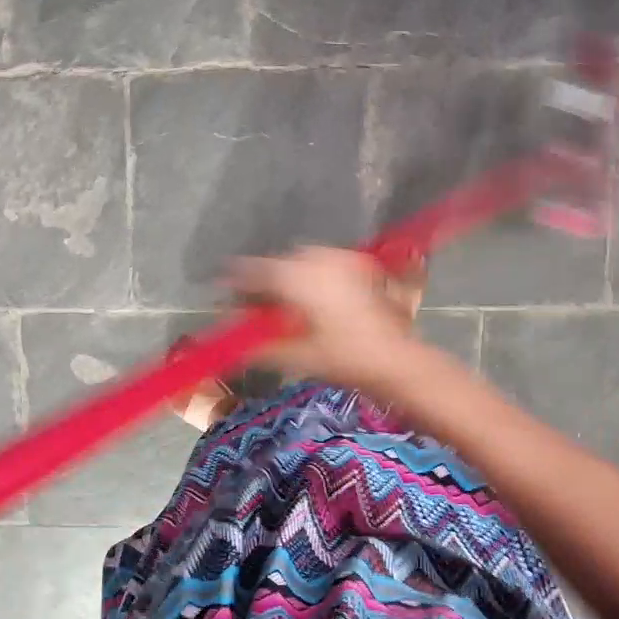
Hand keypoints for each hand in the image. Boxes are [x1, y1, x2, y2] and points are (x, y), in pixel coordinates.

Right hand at [227, 246, 427, 393]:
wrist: (395, 359)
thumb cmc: (342, 359)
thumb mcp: (292, 356)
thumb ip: (253, 344)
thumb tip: (226, 342)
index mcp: (295, 276)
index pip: (250, 270)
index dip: (232, 282)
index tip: (222, 293)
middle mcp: (315, 258)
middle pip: (275, 265)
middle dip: (263, 283)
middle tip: (255, 308)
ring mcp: (339, 258)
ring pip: (299, 263)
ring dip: (287, 279)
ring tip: (284, 305)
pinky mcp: (358, 265)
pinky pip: (323, 265)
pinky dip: (311, 278)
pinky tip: (313, 301)